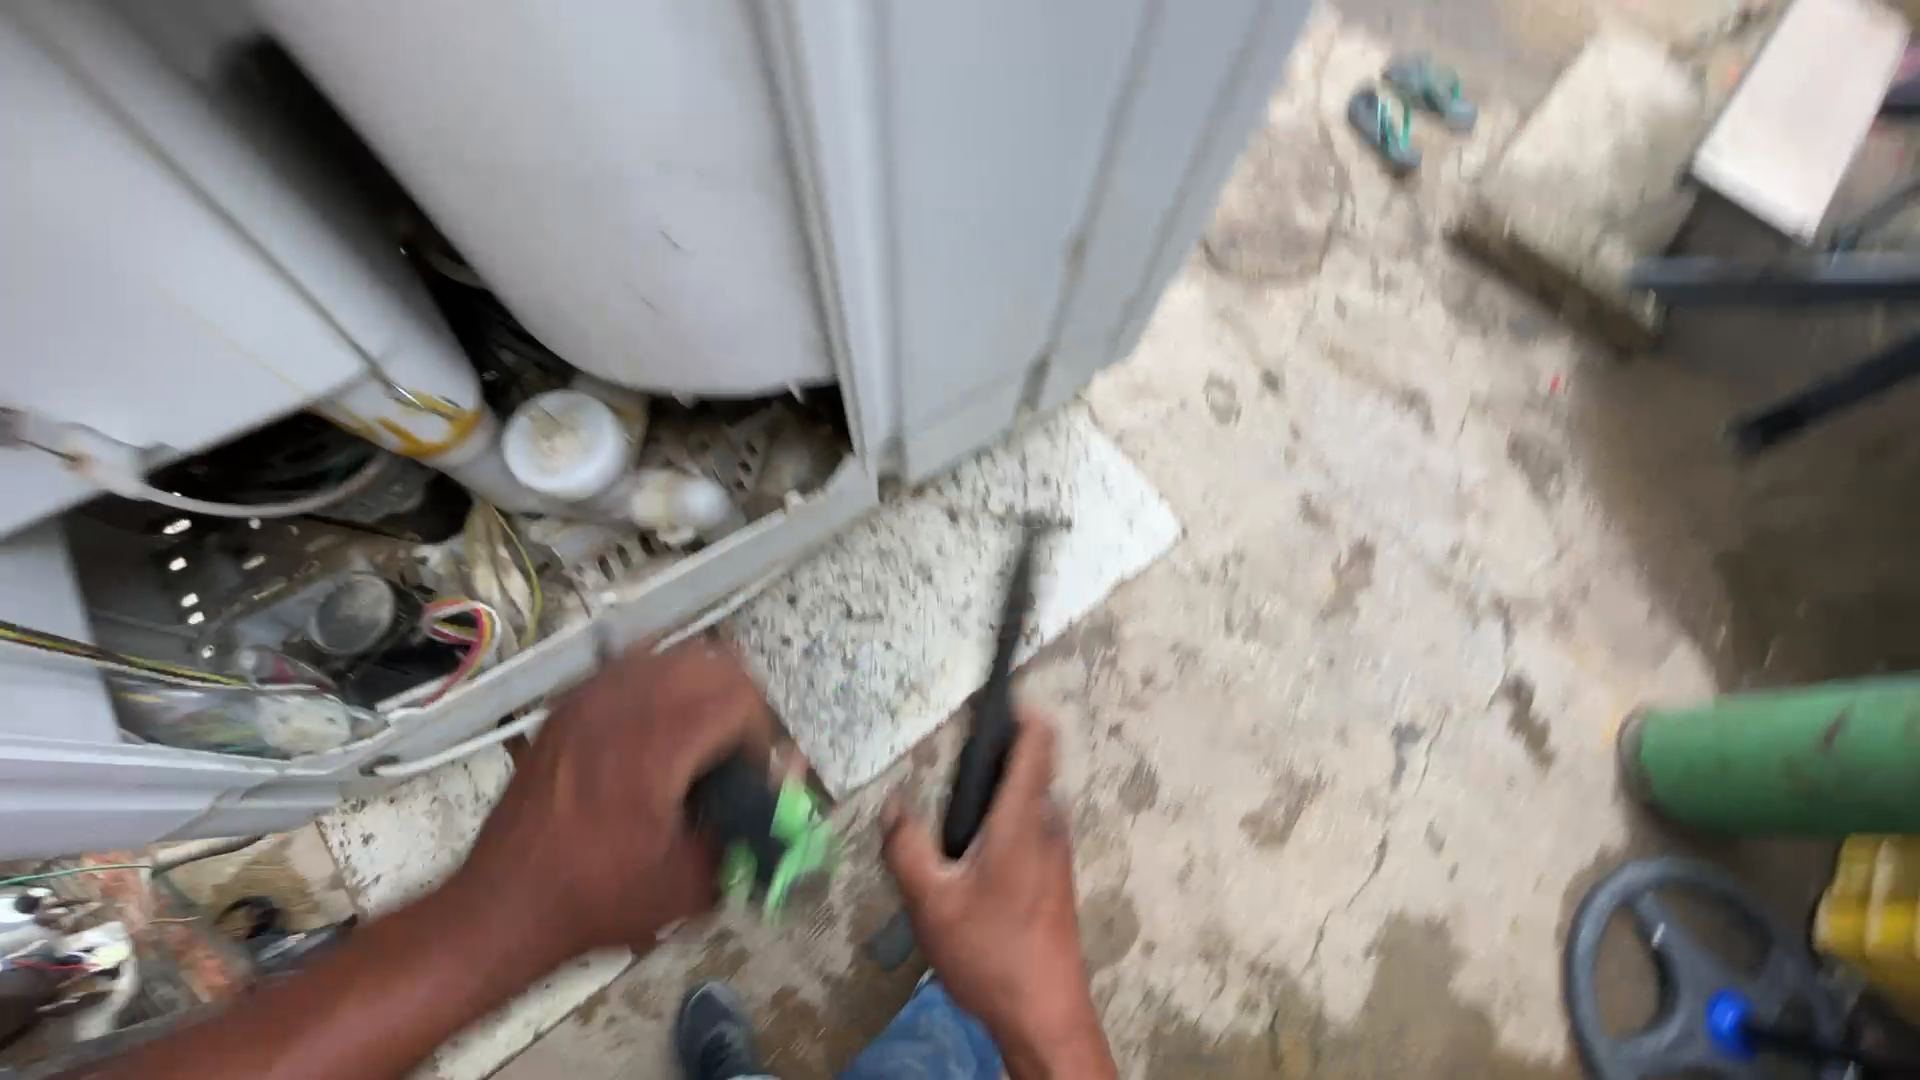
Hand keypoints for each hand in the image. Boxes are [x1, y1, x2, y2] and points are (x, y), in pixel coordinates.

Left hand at [455, 638, 773, 958]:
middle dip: (742, 701)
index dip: (760, 732)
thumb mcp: (691, 882)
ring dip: (706, 686)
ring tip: (701, 733)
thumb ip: (754, 822)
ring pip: (678, 653)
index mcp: (656, 746)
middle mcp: (625, 705)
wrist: (503, 904)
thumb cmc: (600, 897)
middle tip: (736, 748)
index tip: (749, 772)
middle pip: (716, 663)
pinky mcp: (571, 701)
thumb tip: (793, 770)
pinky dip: (663, 679)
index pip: (740, 697)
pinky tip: (659, 719)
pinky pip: (636, 661)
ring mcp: (592, 696)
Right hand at [881, 709, 1116, 1079]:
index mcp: (1023, 815)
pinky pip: (1028, 825)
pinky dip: (1000, 823)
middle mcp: (1047, 822)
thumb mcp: (931, 902)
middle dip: (987, 759)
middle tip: (942, 776)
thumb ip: (905, 847)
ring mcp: (1056, 848)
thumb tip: (894, 807)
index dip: (1020, 708)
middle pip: (1026, 765)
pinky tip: (969, 862)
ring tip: (948, 826)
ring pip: (1024, 799)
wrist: (1046, 1016)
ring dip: (991, 797)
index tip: (990, 698)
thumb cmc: (992, 952)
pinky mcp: (1055, 873)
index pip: (1038, 739)